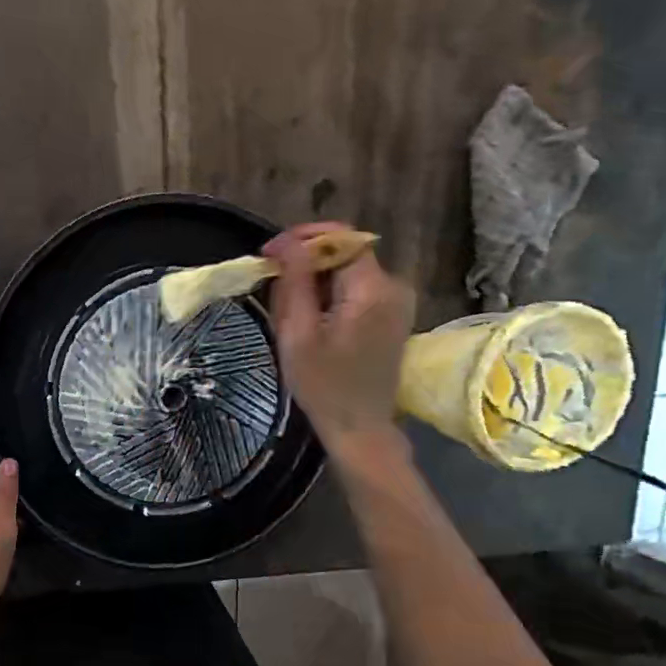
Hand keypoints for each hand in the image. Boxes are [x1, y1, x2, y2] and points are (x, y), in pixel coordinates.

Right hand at [265, 223, 415, 456]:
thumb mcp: (298, 333)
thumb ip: (295, 281)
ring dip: (315, 282)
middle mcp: (393, 286)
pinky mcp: (392, 316)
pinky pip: (356, 290)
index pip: (339, 236)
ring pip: (347, 271)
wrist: (360, 428)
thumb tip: (287, 241)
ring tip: (289, 311)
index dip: (301, 239)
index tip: (268, 255)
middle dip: (305, 263)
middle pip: (343, 253)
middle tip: (273, 288)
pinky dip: (330, 296)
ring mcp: (397, 302)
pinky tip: (311, 321)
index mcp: (373, 288)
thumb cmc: (324, 387)